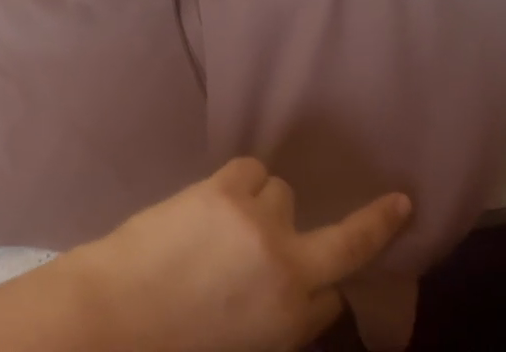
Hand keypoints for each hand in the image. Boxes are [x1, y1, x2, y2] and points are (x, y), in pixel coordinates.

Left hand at [57, 158, 412, 351]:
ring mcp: (258, 221)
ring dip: (265, 206)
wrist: (110, 315)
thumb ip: (284, 316)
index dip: (338, 280)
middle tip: (396, 202)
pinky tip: (219, 198)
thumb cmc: (175, 343)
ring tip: (230, 223)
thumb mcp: (246, 345)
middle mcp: (288, 266)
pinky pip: (252, 170)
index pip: (340, 292)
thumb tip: (311, 290)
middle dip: (377, 220)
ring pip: (282, 194)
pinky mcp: (225, 189)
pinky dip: (242, 182)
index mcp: (292, 314)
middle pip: (346, 237)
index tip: (369, 250)